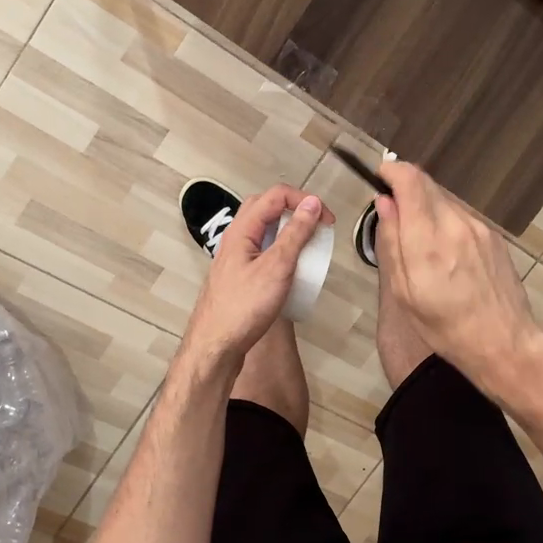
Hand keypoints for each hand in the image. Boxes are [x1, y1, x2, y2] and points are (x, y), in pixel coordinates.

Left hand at [179, 185, 334, 371]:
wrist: (215, 347)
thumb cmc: (244, 308)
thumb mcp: (277, 268)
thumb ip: (295, 234)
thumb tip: (312, 204)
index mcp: (242, 230)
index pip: (275, 195)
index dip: (304, 200)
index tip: (327, 220)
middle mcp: (235, 238)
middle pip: (266, 207)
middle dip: (295, 209)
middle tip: (317, 225)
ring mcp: (235, 258)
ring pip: (263, 230)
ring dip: (288, 229)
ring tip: (308, 246)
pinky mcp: (238, 276)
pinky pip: (261, 250)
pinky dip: (280, 250)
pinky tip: (291, 269)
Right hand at [375, 162, 542, 390]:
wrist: (504, 342)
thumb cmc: (445, 328)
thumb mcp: (404, 293)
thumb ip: (392, 242)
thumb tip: (384, 204)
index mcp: (427, 240)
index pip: (410, 180)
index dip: (392, 171)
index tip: (380, 177)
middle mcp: (455, 224)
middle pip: (427, 184)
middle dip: (407, 188)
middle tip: (394, 212)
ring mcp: (479, 228)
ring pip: (446, 200)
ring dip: (427, 206)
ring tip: (419, 240)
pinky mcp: (494, 236)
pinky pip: (462, 216)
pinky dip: (446, 221)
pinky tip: (446, 252)